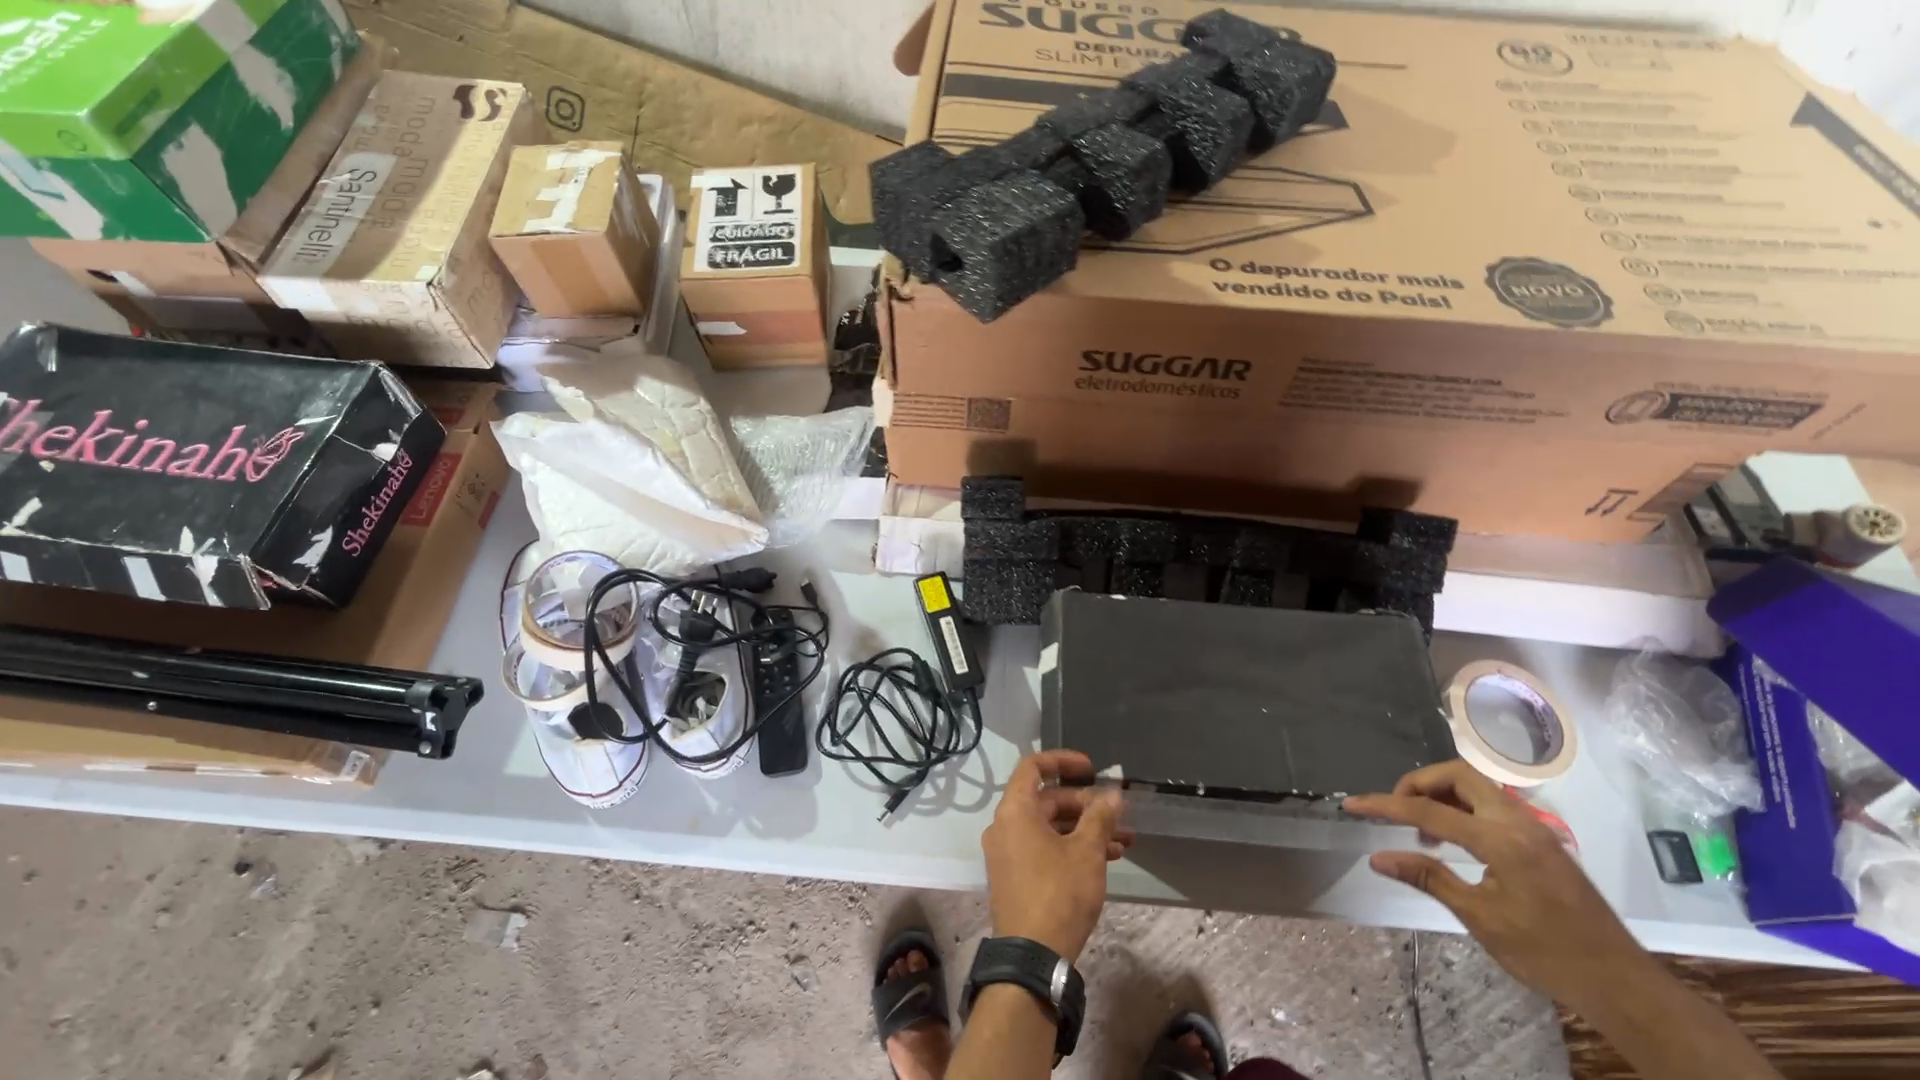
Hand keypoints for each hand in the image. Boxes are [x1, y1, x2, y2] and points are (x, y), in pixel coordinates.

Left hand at [981, 750, 1132, 962]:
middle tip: (1119, 817)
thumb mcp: (1086, 852)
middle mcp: (1005, 826)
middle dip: (1086, 805)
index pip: (1033, 767)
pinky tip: (1106, 860)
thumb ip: (1100, 817)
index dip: (1063, 761)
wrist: (1033, 956)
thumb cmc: (1059, 893)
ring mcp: (1007, 853)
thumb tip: (1113, 794)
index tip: (1092, 769)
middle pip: (1047, 800)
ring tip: (1124, 842)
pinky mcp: (1015, 876)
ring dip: (1085, 830)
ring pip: (1050, 828)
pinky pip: (1044, 849)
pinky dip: (1071, 848)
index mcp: (1015, 811)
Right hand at [1344, 761, 1659, 1013]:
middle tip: (1394, 811)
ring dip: (1441, 795)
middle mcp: (1518, 822)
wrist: (1617, 979)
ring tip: (1420, 831)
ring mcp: (1534, 828)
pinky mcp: (1540, 839)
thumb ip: (1428, 878)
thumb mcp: (1480, 918)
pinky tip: (1451, 840)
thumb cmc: (1545, 953)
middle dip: (1418, 783)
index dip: (1385, 805)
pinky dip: (1462, 808)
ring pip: (1477, 787)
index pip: (1429, 811)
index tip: (1352, 804)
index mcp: (1501, 840)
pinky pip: (1492, 805)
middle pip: (1458, 775)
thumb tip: (1378, 857)